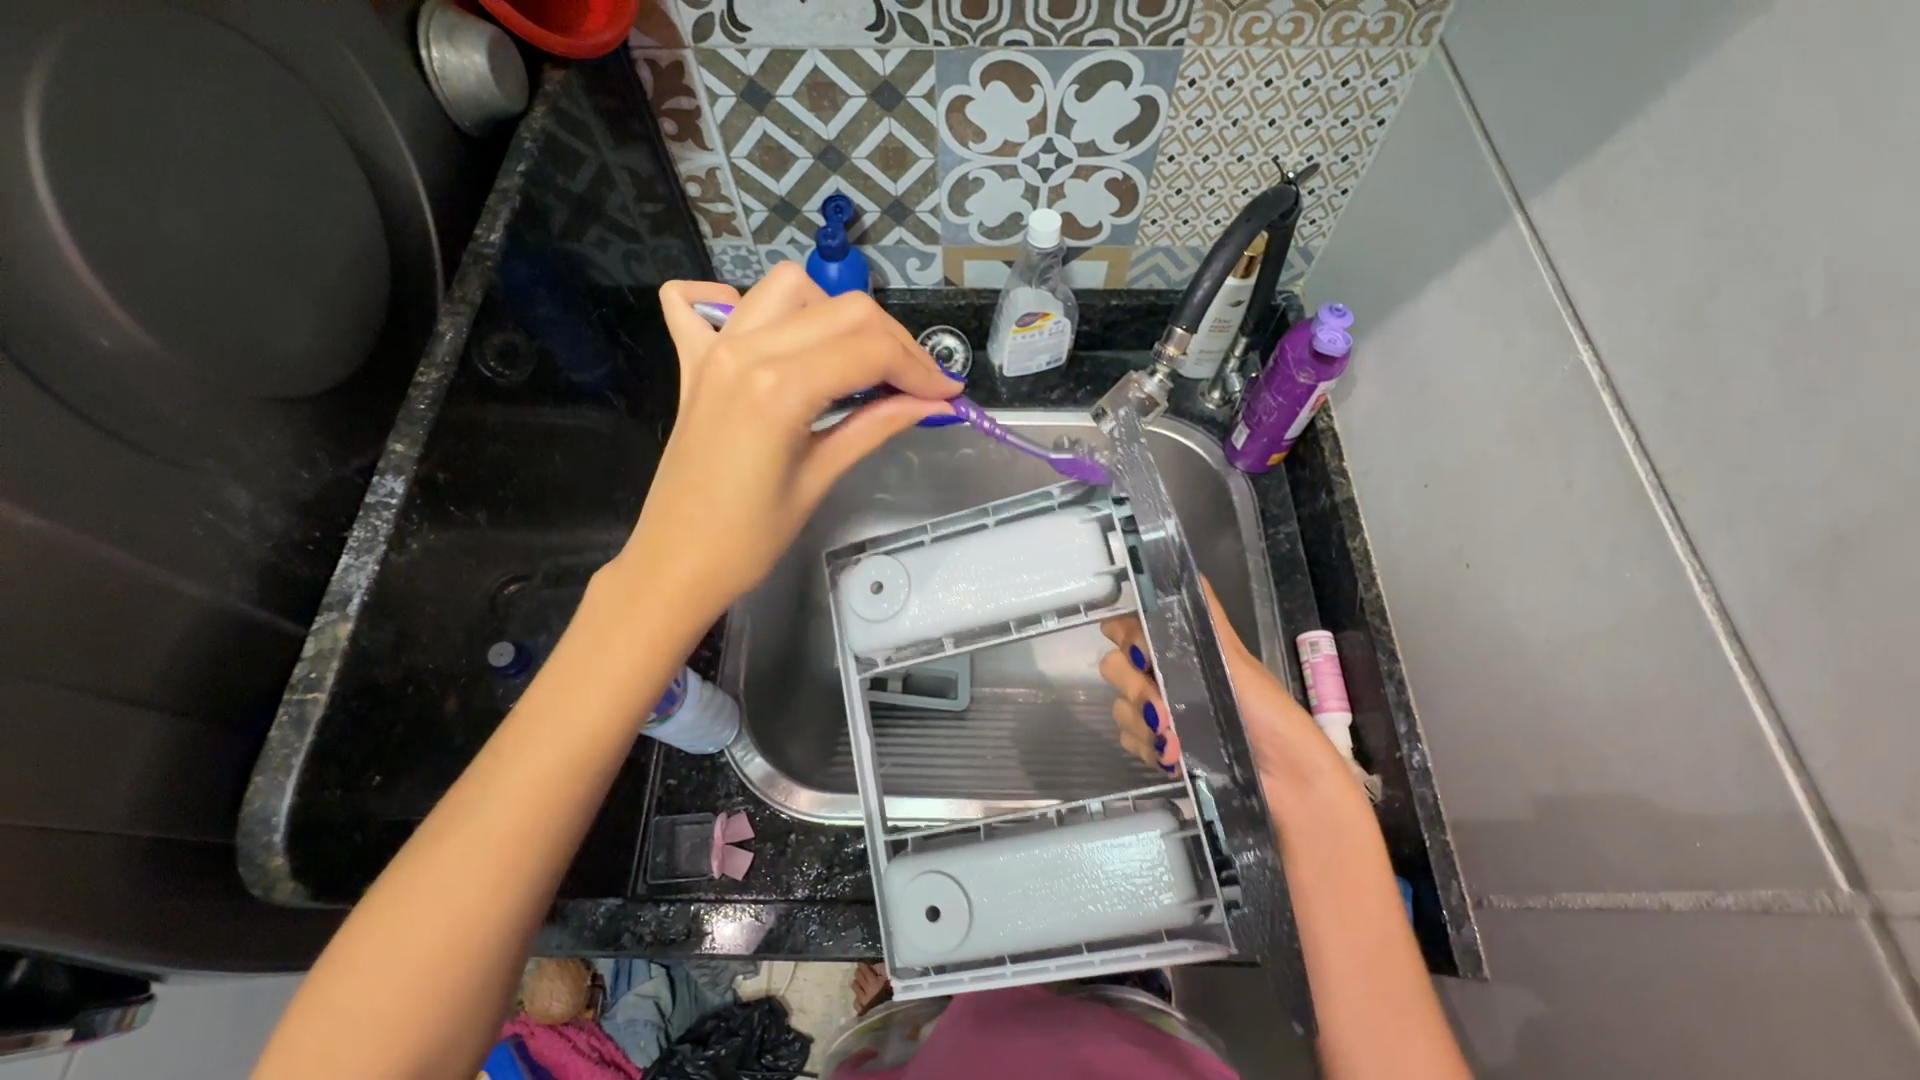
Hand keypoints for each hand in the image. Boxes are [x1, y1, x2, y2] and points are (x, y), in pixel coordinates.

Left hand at [608, 265, 962, 623]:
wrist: (676, 563)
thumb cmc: (748, 539)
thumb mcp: (819, 480)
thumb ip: (874, 427)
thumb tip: (932, 403)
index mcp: (778, 388)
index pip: (870, 349)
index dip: (919, 367)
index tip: (946, 392)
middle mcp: (745, 350)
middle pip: (842, 309)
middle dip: (892, 341)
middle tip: (916, 385)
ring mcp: (714, 349)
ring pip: (788, 288)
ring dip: (833, 312)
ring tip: (852, 360)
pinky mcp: (693, 361)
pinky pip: (699, 301)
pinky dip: (733, 300)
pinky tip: (765, 334)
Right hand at [1098, 579, 1327, 782]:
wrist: (1285, 782)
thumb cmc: (1268, 715)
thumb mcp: (1236, 660)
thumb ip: (1205, 622)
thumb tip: (1184, 571)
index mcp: (1184, 647)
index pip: (1130, 626)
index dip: (1126, 636)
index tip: (1142, 654)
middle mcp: (1166, 675)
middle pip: (1114, 666)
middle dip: (1136, 689)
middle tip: (1164, 709)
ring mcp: (1160, 713)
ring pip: (1120, 707)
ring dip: (1145, 726)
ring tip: (1177, 744)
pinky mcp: (1159, 749)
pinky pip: (1129, 741)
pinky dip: (1148, 751)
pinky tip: (1173, 759)